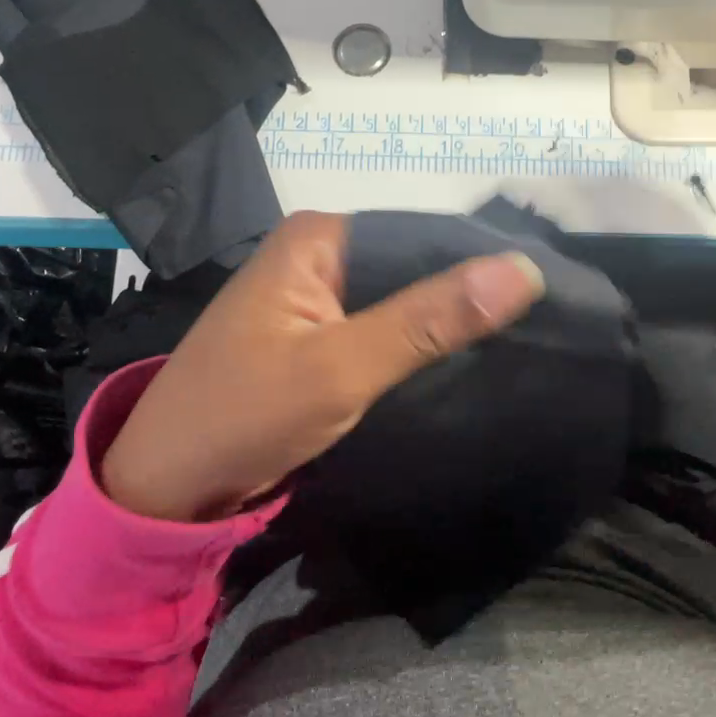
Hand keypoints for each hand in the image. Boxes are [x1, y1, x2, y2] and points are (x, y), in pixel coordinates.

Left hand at [100, 211, 545, 521]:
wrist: (168, 483)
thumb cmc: (244, 415)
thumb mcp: (343, 367)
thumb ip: (428, 319)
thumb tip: (523, 269)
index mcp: (315, 238)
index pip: (421, 233)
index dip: (479, 262)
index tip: (547, 295)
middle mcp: (313, 255)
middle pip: (409, 266)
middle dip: (462, 297)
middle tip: (540, 329)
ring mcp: (310, 298)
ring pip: (396, 302)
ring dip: (439, 326)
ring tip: (515, 345)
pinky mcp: (312, 338)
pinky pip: (376, 331)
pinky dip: (410, 348)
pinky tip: (454, 365)